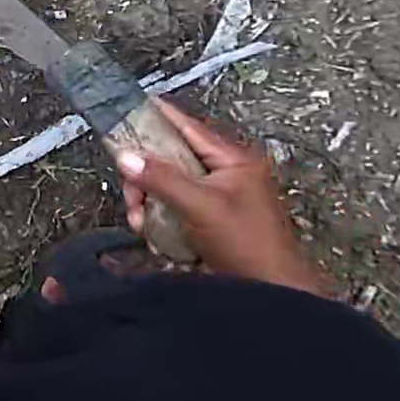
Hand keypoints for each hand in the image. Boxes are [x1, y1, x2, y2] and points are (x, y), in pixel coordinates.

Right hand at [116, 98, 327, 294]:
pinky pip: (172, 205)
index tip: (131, 106)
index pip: (188, 127)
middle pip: (170, 158)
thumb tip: (127, 156)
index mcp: (232, 160)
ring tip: (141, 220)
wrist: (272, 295)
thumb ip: (163, 179)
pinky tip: (152, 232)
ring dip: (147, 200)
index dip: (159, 116)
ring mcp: (215, 197)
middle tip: (132, 192)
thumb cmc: (250, 247)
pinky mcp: (206, 218)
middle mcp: (224, 173)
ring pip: (166, 183)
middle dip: (145, 174)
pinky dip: (157, 216)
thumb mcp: (201, 206)